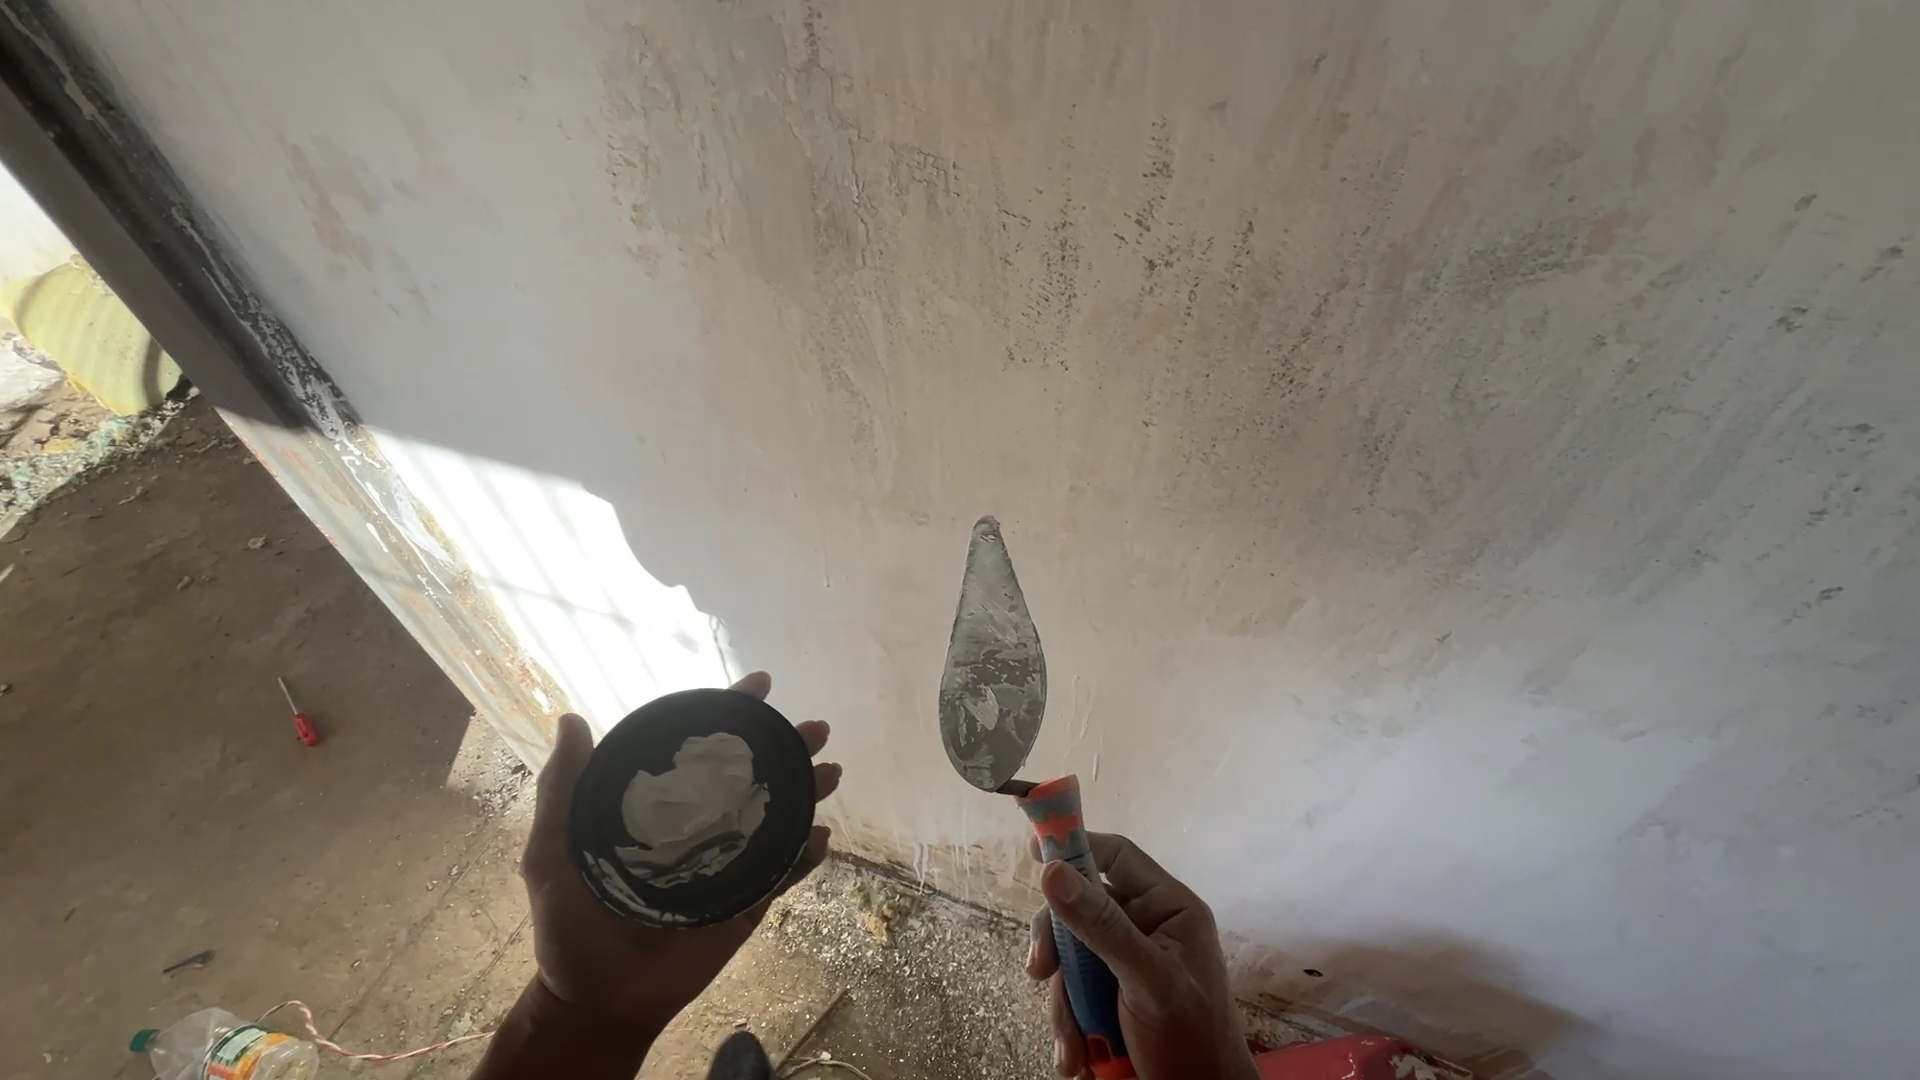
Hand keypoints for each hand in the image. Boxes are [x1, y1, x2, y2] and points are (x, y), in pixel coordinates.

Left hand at [522, 671, 840, 1034]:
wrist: (596, 1002)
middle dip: (790, 747)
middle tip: (815, 729)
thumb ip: (563, 791)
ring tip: (830, 773)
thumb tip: (570, 719)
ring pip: (780, 817)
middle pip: (756, 775)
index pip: (704, 747)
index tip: (761, 683)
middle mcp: (706, 823)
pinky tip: (819, 837)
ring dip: (809, 792)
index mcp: (667, 805)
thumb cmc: (572, 926)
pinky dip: (806, 855)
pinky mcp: (749, 902)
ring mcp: (733, 862)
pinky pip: (784, 873)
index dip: (734, 711)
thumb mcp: (553, 853)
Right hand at [1025, 833, 1258, 1079]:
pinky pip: (1074, 989)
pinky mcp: (1112, 994)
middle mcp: (1147, 926)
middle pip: (1082, 906)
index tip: (1034, 853)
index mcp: (1168, 908)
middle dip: (1058, 944)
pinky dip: (1069, 1022)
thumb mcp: (1148, 980)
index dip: (1077, 847)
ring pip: (1071, 953)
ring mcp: (1127, 960)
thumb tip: (1052, 871)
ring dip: (1063, 999)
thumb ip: (1102, 925)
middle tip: (1040, 970)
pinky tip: (1077, 1054)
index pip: (1117, 857)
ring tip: (1073, 1044)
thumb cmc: (1192, 1041)